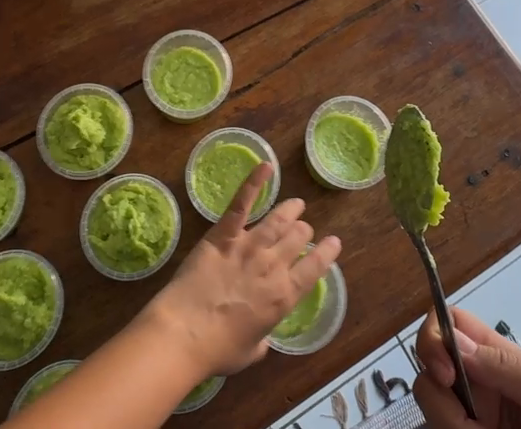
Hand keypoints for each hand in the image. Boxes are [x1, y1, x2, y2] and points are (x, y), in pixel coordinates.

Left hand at [139, 163, 340, 375]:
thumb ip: (262, 340)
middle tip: (302, 229)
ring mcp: (248, 246)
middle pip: (297, 238)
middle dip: (303, 232)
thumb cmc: (217, 350)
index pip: (315, 268)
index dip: (327, 253)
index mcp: (283, 296)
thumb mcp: (250, 353)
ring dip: (290, 210)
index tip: (334, 243)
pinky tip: (265, 166)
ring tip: (296, 204)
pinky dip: (254, 182)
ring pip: (278, 220)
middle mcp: (272, 266)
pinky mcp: (224, 234)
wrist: (185, 332)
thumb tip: (262, 338)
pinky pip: (242, 203)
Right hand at [413, 308, 520, 428]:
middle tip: (463, 422)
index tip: (445, 370)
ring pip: (429, 401)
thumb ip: (512, 365)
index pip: (454, 324)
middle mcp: (476, 384)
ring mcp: (467, 415)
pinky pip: (437, 427)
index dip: (436, 334)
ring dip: (447, 422)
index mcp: (499, 360)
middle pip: (429, 362)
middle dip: (435, 387)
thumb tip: (455, 342)